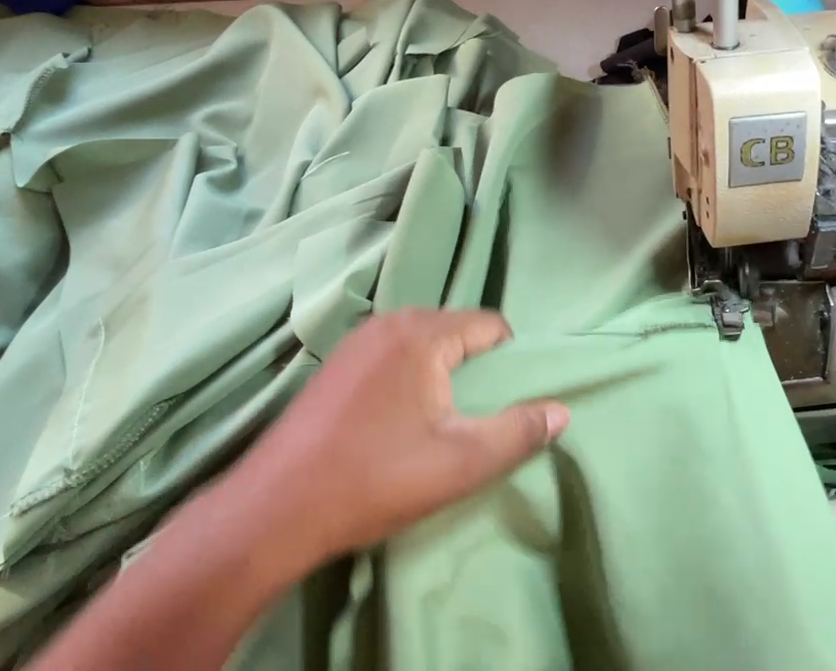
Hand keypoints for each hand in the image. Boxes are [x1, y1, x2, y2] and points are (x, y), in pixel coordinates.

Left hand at [226, 309, 568, 573]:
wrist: (273, 511)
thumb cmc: (375, 479)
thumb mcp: (461, 463)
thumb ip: (519, 432)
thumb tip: (562, 410)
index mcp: (422, 334)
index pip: (490, 325)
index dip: (509, 361)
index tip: (506, 403)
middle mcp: (388, 323)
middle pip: (456, 329)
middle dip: (474, 366)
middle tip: (475, 416)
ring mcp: (355, 342)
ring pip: (422, 343)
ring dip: (440, 373)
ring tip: (439, 422)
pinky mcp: (333, 366)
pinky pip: (391, 355)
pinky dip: (408, 377)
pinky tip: (397, 422)